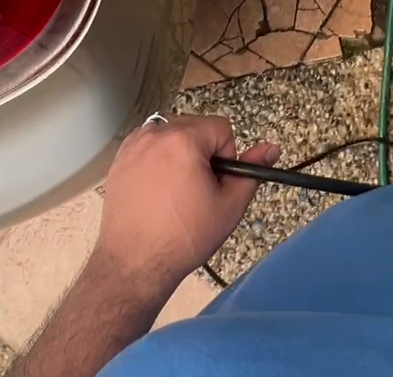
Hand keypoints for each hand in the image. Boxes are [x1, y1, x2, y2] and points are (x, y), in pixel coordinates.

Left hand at [92, 115, 279, 298]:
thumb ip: (251, 171)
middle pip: (196, 127)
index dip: (225, 156)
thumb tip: (272, 148)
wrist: (133, 265)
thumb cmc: (184, 237)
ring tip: (176, 192)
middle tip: (196, 191)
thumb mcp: (229, 206)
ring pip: (173, 135)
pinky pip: (150, 145)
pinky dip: (158, 159)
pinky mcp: (120, 157)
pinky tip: (156, 190)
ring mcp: (135, 143)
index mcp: (184, 139)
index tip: (214, 183)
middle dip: (202, 153)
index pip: (221, 128)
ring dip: (180, 153)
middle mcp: (157, 132)